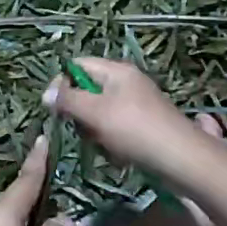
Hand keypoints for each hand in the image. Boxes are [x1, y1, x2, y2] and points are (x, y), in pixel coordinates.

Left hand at [0, 135, 80, 225]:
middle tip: (54, 187)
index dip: (39, 160)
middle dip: (32, 194)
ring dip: (21, 220)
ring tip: (42, 222)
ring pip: (2, 220)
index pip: (26, 179)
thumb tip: (64, 222)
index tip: (43, 137)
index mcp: (1, 212)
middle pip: (12, 200)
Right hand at [43, 58, 211, 182]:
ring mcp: (137, 105)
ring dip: (94, 131)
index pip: (78, 65)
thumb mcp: (94, 112)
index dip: (61, 82)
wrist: (181, 160)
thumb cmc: (134, 129)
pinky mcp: (143, 127)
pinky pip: (114, 129)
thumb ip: (67, 100)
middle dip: (78, 111)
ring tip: (102, 144)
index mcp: (117, 71)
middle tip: (81, 128)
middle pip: (87, 90)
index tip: (54, 106)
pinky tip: (116, 154)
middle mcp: (127, 83)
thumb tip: (46, 94)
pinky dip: (110, 141)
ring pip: (99, 113)